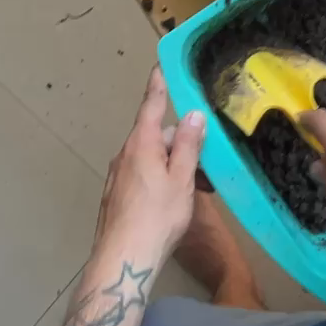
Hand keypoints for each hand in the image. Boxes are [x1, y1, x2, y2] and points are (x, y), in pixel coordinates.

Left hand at [94, 68, 205, 267]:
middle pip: (157, 136)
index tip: (160, 65)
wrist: (122, 260)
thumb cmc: (156, 216)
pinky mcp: (117, 196)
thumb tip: (193, 114)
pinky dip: (162, 180)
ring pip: (152, 159)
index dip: (159, 84)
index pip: (152, 104)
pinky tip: (176, 203)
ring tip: (199, 191)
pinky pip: (143, 176)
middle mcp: (125, 153)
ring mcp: (118, 176)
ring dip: (175, 167)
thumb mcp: (181, 179)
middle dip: (182, 144)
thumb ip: (188, 145)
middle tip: (208, 166)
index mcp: (141, 143)